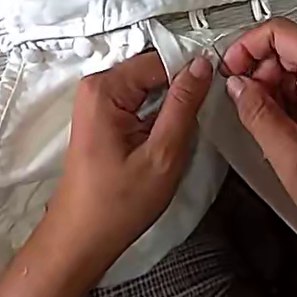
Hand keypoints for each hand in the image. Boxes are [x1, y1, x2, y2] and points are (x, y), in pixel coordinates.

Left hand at [39, 52, 210, 269]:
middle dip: (178, 91)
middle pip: (151, 70)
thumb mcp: (162, 155)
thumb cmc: (116, 204)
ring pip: (146, 85)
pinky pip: (136, 99)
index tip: (214, 91)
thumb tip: (201, 66)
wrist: (82, 236)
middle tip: (197, 120)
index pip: (159, 60)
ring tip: (180, 133)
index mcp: (105, 88)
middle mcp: (95, 85)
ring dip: (168, 104)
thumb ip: (183, 106)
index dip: (190, 75)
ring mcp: (95, 99)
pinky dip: (155, 114)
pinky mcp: (100, 113)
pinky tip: (164, 137)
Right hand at [220, 19, 296, 277]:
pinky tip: (284, 135)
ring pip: (292, 69)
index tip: (227, 76)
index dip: (246, 48)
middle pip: (285, 49)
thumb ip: (258, 114)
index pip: (279, 32)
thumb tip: (233, 83)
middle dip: (258, 75)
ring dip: (271, 93)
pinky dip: (286, 105)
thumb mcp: (294, 159)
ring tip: (267, 130)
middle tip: (245, 111)